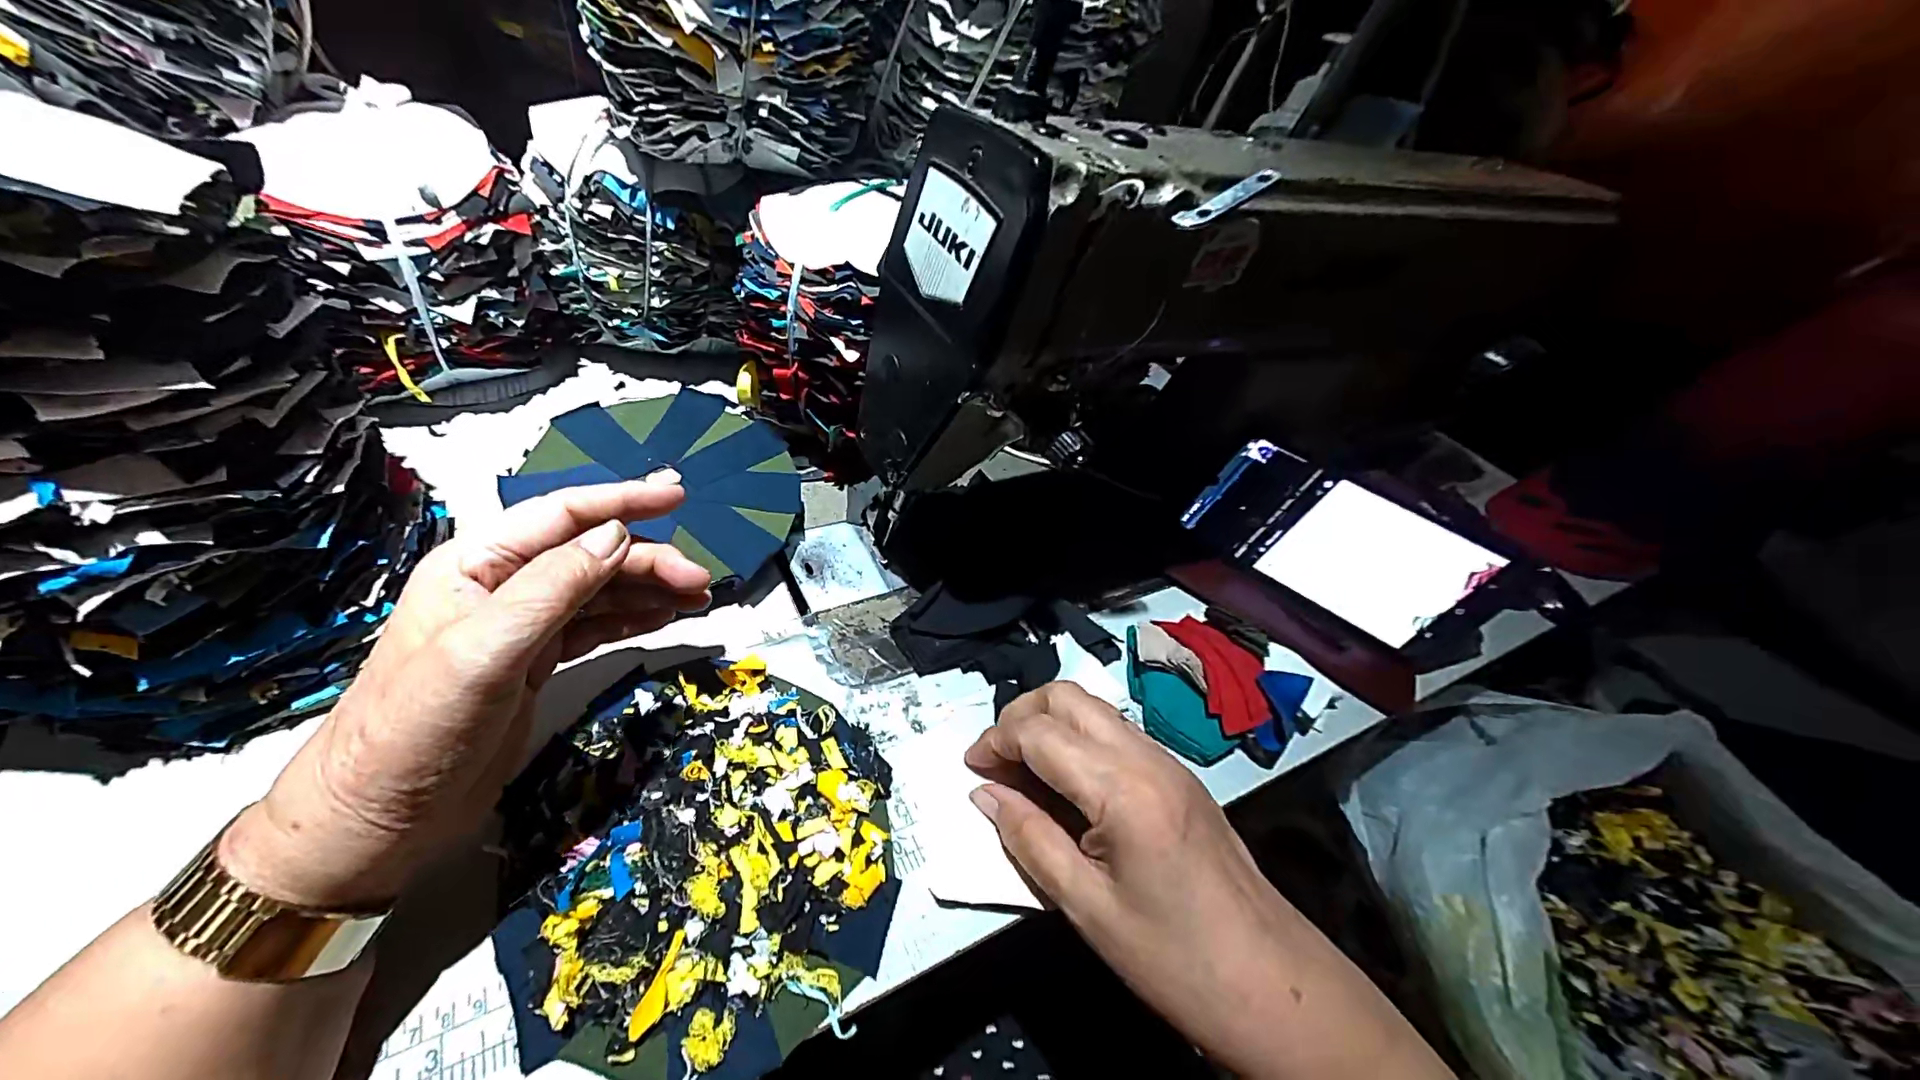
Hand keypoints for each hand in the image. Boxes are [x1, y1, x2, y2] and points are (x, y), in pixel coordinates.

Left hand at [220, 480, 711, 909]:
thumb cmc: (414, 732)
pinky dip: (635, 617)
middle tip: (699, 579)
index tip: (676, 495)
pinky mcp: (539, 660)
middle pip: (593, 554)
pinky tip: (664, 616)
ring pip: (602, 589)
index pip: (562, 516)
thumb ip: (553, 587)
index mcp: (477, 566)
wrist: (381, 820)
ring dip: (651, 587)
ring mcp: (524, 625)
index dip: (623, 500)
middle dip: (650, 559)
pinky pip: (599, 624)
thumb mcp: (485, 653)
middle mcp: (503, 586)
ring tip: (697, 596)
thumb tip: (617, 534)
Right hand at [965, 682, 1451, 1079]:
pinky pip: (1116, 734)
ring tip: (1023, 772)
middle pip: (1067, 697)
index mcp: (1122, 788)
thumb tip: (986, 795)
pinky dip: (1078, 740)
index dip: (995, 742)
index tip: (970, 768)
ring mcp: (1169, 762)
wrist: (1277, 985)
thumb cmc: (1176, 960)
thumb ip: (1029, 839)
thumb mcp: (1087, 908)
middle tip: (995, 762)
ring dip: (1049, 725)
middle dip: (1019, 716)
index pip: (1039, 732)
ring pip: (1093, 708)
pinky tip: (1066, 785)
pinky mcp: (1181, 776)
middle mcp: (1147, 757)